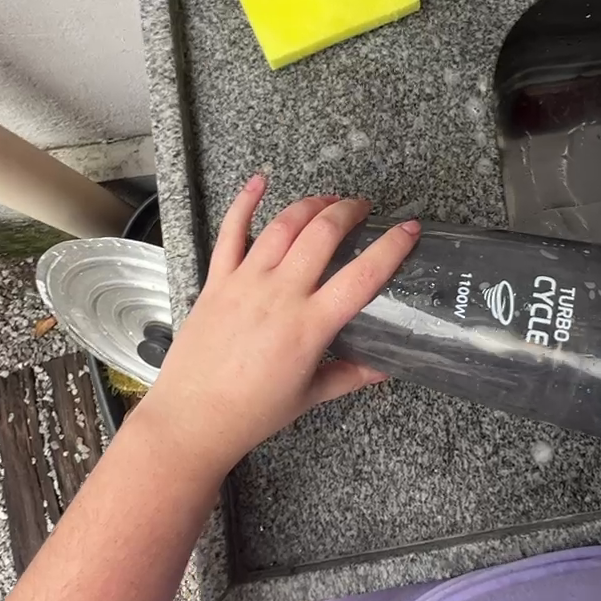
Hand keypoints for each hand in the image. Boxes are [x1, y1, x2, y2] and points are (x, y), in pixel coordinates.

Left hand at [130, 175, 419, 480]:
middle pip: (322, 234)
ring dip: (311, 205)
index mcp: (309, 326)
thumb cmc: (252, 413)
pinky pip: (231, 232)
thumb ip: (351, 375)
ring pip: (283, 226)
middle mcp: (280, 295)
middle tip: (363, 209)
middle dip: (349, 212)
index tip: (409, 229)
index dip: (392, 247)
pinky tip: (260, 180)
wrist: (191, 420)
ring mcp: (245, 282)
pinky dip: (245, 202)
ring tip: (329, 201)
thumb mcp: (310, 396)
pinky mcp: (217, 280)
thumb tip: (386, 367)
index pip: (363, 276)